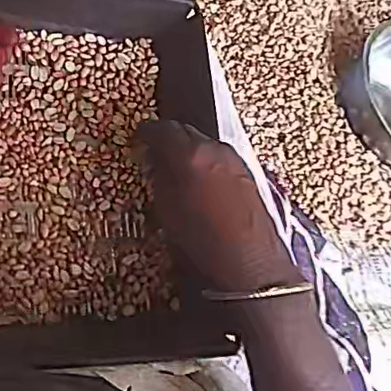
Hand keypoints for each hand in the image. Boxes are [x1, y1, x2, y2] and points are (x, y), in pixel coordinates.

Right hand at [139, 119, 301, 294]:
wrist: (250, 261)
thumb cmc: (203, 240)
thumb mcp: (167, 210)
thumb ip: (159, 178)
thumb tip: (155, 162)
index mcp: (190, 155)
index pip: (163, 129)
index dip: (147, 131)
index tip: (140, 134)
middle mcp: (214, 150)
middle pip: (186, 130)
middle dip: (168, 135)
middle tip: (154, 147)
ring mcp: (234, 159)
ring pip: (204, 141)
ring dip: (188, 147)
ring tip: (175, 164)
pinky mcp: (247, 172)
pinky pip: (218, 155)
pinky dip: (205, 158)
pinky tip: (199, 177)